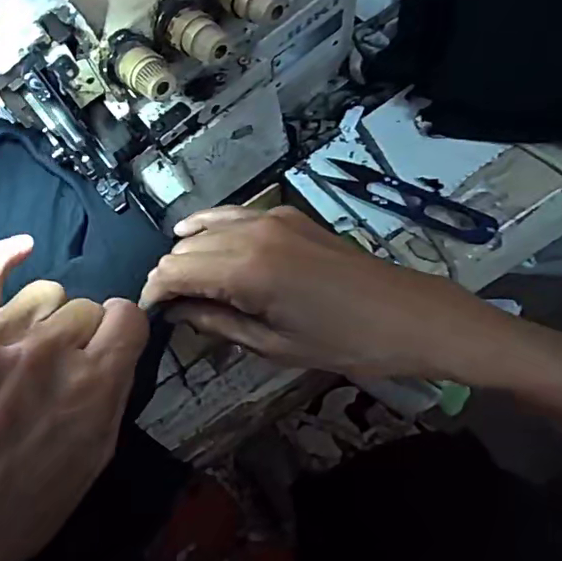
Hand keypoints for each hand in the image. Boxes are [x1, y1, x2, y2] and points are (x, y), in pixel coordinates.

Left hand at [0, 234, 150, 560]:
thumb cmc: (38, 493)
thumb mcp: (101, 449)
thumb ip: (116, 382)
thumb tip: (118, 334)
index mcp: (90, 384)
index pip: (126, 316)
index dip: (122, 331)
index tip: (112, 346)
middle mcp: (45, 350)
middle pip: (84, 306)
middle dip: (82, 335)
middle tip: (62, 369)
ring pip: (44, 292)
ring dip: (47, 318)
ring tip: (31, 351)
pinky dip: (5, 255)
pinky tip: (24, 248)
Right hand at [138, 206, 513, 380]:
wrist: (412, 315)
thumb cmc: (346, 343)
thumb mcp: (274, 346)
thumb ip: (216, 323)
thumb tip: (176, 313)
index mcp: (246, 272)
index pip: (174, 273)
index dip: (153, 293)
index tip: (149, 314)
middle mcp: (249, 235)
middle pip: (183, 249)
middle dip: (168, 276)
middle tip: (169, 306)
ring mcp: (268, 218)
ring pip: (201, 228)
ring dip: (186, 253)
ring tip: (185, 281)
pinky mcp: (284, 214)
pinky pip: (230, 214)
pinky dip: (208, 227)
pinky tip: (197, 237)